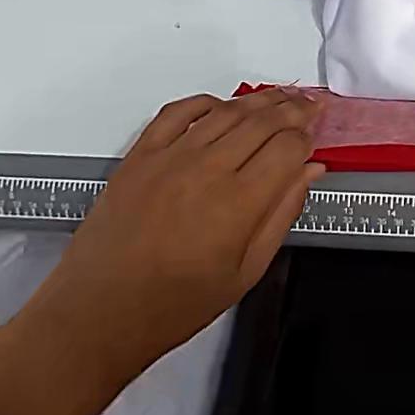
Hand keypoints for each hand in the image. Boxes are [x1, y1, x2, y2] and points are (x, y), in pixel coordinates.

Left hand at [0, 88, 323, 414]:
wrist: (95, 317)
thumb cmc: (177, 305)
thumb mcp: (246, 272)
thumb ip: (282, 214)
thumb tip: (312, 169)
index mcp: (238, 203)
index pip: (287, 147)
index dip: (308, 134)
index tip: (319, 131)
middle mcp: (207, 169)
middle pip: (262, 121)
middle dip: (293, 108)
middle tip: (312, 102)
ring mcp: (169, 158)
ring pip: (226, 112)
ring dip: (259, 100)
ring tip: (282, 96)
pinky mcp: (139, 156)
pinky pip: (178, 112)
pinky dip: (206, 101)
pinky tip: (224, 104)